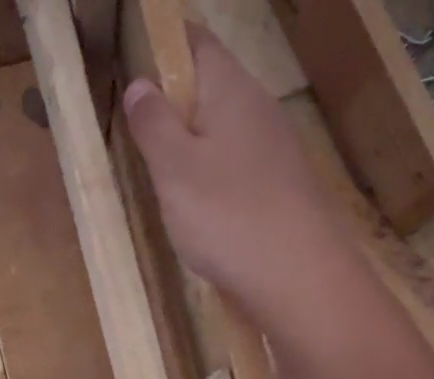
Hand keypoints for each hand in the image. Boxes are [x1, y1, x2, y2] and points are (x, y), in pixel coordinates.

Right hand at [122, 27, 353, 311]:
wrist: (300, 281)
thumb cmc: (228, 217)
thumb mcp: (174, 169)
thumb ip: (154, 123)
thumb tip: (141, 83)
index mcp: (233, 91)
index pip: (198, 42)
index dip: (165, 42)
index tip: (134, 60)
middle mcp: (260, 112)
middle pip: (212, 87)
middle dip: (175, 101)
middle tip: (136, 130)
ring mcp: (276, 154)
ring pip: (225, 133)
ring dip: (193, 146)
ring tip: (160, 175)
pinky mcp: (281, 193)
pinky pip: (238, 171)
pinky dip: (213, 180)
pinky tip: (198, 211)